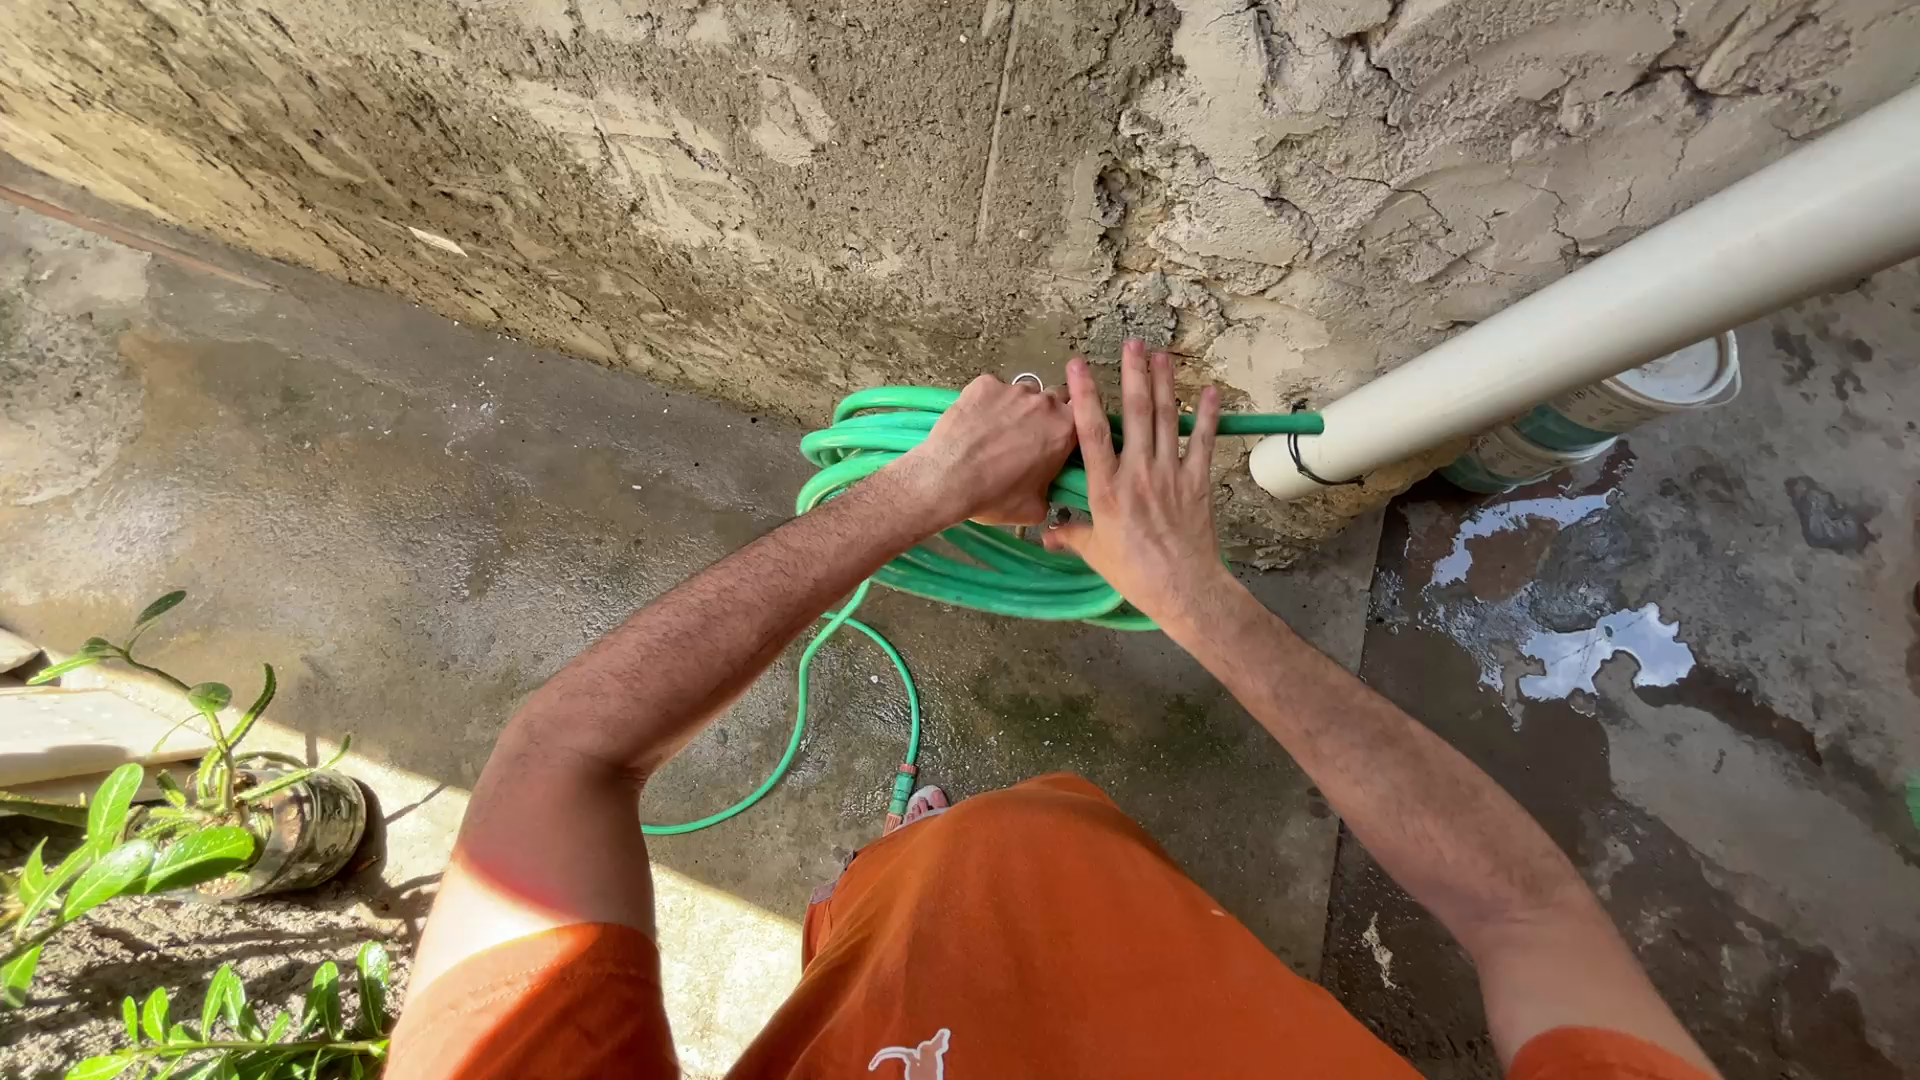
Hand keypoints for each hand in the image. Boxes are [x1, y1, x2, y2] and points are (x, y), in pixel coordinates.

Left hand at [891, 373, 1076, 526]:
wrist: (946, 480)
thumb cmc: (993, 497)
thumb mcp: (1034, 509)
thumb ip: (1050, 492)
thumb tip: (1047, 491)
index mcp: (1065, 431)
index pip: (1082, 416)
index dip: (1071, 426)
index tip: (1060, 437)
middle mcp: (1044, 403)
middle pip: (1055, 399)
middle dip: (1045, 415)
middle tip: (1026, 437)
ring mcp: (1013, 389)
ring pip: (1023, 393)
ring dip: (1016, 408)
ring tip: (995, 431)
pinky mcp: (984, 384)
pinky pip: (992, 390)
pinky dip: (987, 403)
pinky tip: (974, 423)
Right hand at [1043, 340, 1234, 622]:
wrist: (1182, 587)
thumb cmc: (1133, 572)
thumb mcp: (1095, 553)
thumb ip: (1070, 536)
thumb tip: (1047, 534)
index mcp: (1106, 488)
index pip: (1092, 433)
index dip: (1084, 396)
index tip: (1077, 366)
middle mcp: (1138, 473)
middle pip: (1136, 414)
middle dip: (1133, 375)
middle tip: (1132, 343)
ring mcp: (1170, 474)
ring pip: (1167, 420)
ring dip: (1165, 384)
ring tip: (1161, 355)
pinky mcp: (1197, 482)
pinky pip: (1203, 443)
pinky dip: (1207, 417)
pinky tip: (1208, 392)